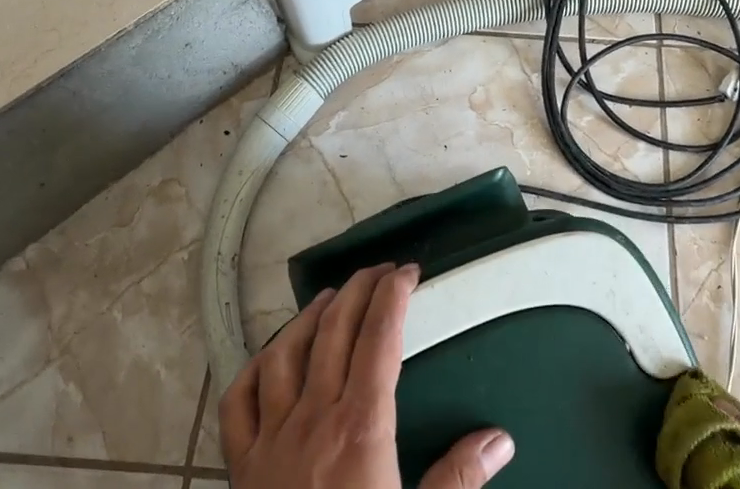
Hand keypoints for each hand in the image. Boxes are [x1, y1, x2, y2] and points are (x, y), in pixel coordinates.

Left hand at [221, 262, 516, 488]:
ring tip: (329, 297)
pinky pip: (240, 401)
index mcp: (361, 429)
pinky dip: (255, 368)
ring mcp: (271, 439)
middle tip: (376, 272)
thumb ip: (458, 479)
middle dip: (357, 292)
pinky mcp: (243, 465)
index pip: (379, 340)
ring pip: (285, 354)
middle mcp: (314, 420)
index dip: (393, 297)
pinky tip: (269, 356)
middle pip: (334, 333)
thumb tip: (499, 439)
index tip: (406, 272)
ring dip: (309, 318)